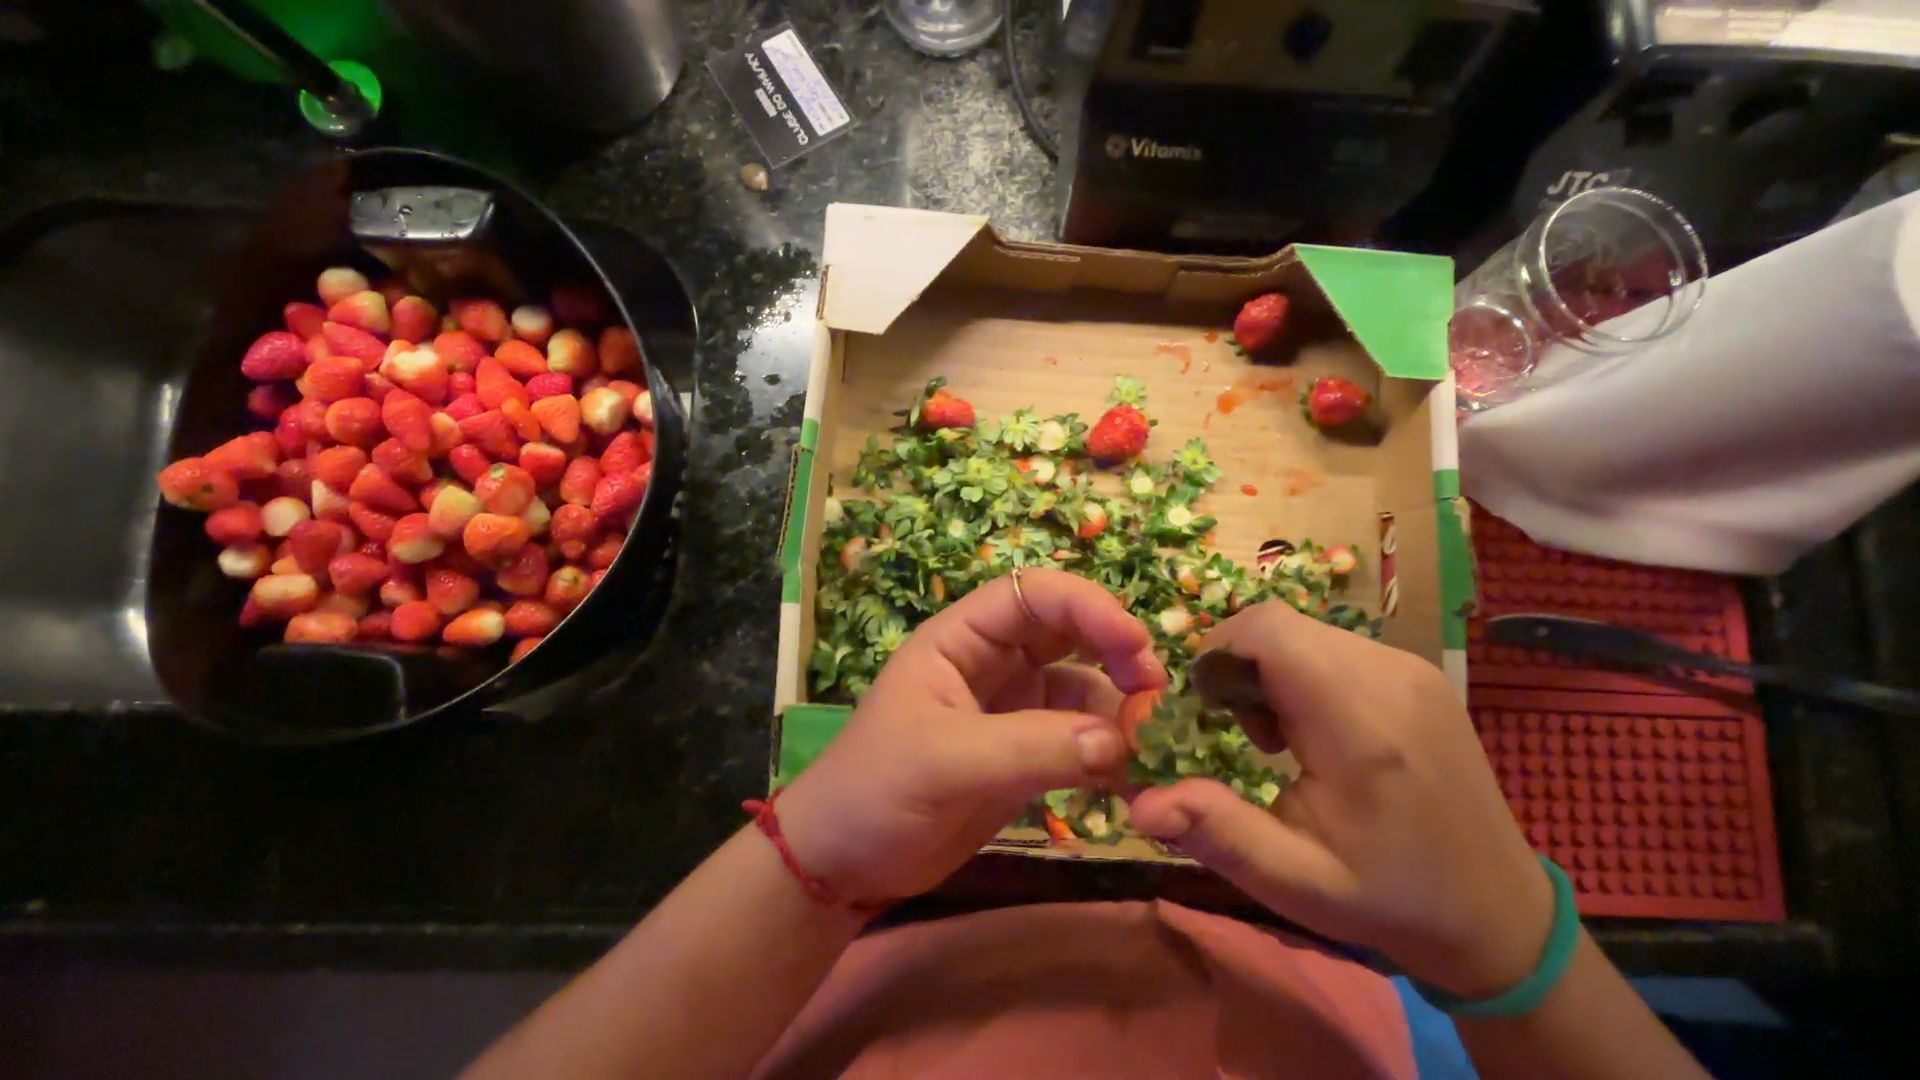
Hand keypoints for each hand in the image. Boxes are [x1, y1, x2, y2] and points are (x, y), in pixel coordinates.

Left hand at [777, 568, 1166, 906]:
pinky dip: (1109, 753)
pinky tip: (1132, 777)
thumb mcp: (946, 762)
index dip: (1088, 606)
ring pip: (1082, 689)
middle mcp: (991, 665)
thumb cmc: (875, 792)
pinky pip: (1080, 741)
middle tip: (1154, 691)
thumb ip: (1032, 748)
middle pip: (1068, 634)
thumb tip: (1122, 742)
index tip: (1136, 645)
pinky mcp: (1024, 758)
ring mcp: (1011, 711)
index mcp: (960, 640)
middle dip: (1115, 651)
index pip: (1032, 594)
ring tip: (1149, 746)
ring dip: (1118, 709)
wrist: (843, 864)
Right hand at [1126, 602, 1553, 998]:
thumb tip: (1139, 805)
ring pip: (1304, 631)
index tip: (1202, 714)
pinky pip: (1334, 645)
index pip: (1266, 630)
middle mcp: (1390, 675)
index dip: (1214, 655)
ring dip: (1268, 670)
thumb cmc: (1388, 898)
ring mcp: (1411, 668)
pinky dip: (1302, 673)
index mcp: (1360, 723)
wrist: (1498, 911)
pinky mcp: (1418, 673)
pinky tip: (1313, 732)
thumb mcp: (1295, 881)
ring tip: (1275, 740)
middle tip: (1237, 735)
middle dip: (1236, 667)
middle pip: (1279, 625)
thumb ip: (1218, 832)